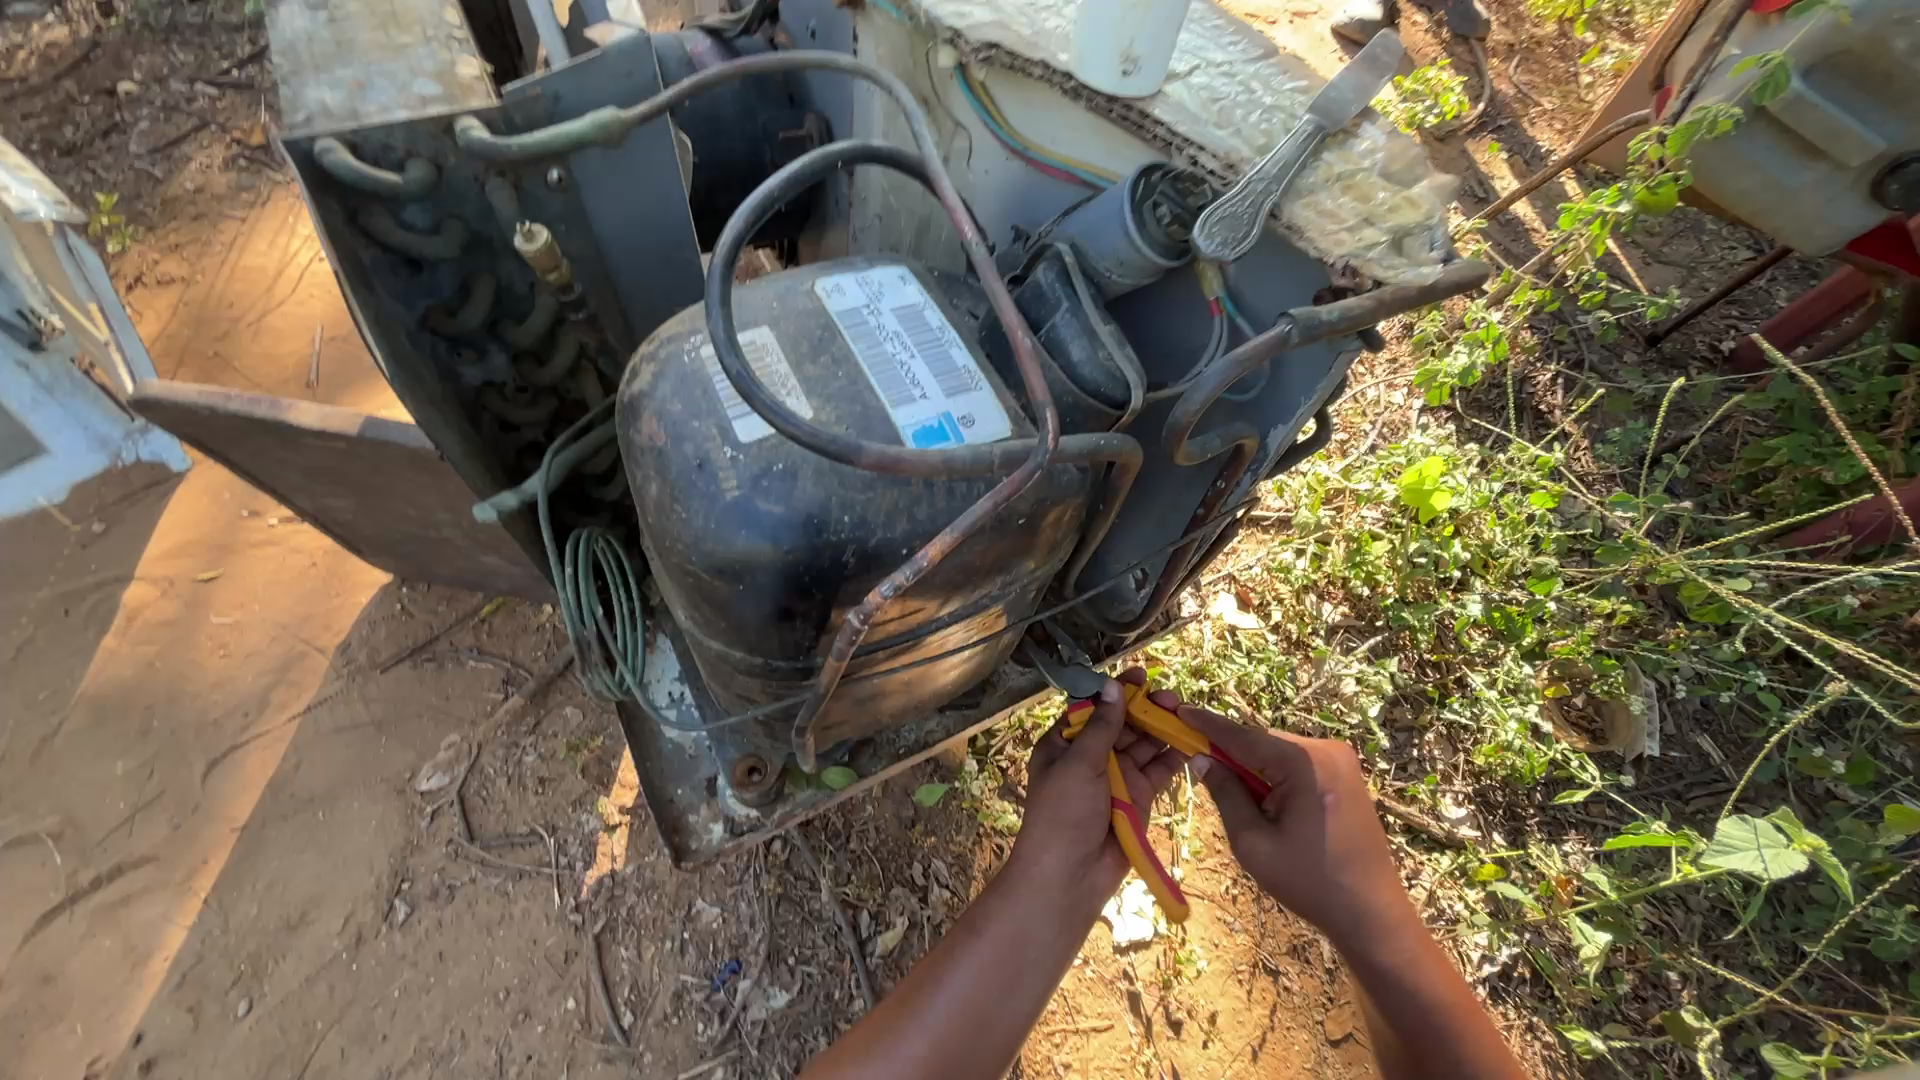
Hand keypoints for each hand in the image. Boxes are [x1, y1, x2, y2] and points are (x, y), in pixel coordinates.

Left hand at [1009, 668, 1187, 912]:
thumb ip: (1102, 726)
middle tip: (1171, 699)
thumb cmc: (1062, 813)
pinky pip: (1159, 771)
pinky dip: (1175, 757)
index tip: (1140, 675)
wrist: (1068, 876)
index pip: (1094, 708)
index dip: (1117, 691)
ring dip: (1163, 730)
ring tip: (1185, 715)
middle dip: (1146, 710)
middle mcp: (1091, 756)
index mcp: (1065, 743)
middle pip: (1124, 724)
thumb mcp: (1078, 763)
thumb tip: (1113, 687)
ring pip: (1144, 745)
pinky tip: (1193, 742)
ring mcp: (1117, 777)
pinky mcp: (1139, 798)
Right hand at [1179, 704, 1414, 948]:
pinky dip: (1274, 774)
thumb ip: (1225, 793)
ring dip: (1253, 767)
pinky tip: (1266, 802)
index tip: (1178, 710)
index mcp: (1303, 762)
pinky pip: (1295, 762)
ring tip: (1242, 801)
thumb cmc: (1309, 882)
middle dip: (1230, 752)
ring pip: (1276, 751)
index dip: (1206, 724)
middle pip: (1260, 741)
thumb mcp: (1252, 841)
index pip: (1241, 736)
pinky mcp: (1345, 774)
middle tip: (1199, 766)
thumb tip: (1201, 759)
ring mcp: (1340, 760)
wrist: (1372, 915)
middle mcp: (1325, 750)